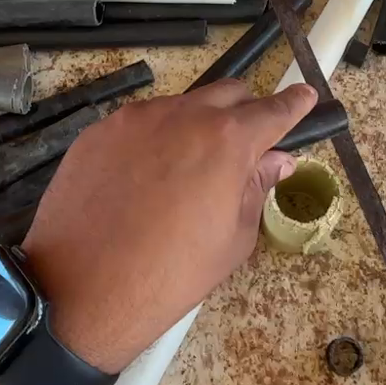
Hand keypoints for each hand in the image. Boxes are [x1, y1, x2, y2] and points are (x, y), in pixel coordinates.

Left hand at [20, 79, 317, 371]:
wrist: (80, 291)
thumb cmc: (169, 275)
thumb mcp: (232, 239)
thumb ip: (257, 188)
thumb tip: (276, 161)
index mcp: (226, 141)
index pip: (273, 110)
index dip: (295, 104)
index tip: (306, 96)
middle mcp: (182, 115)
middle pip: (229, 93)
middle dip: (245, 112)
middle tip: (243, 148)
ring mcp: (135, 119)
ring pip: (181, 107)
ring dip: (196, 127)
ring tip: (184, 175)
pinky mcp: (99, 131)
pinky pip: (140, 124)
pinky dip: (154, 141)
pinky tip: (143, 181)